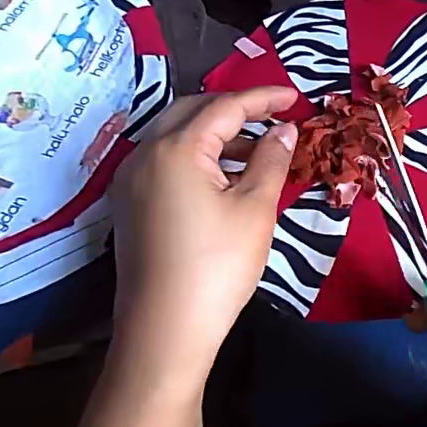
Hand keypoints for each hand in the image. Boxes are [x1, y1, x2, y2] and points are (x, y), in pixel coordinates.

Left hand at [109, 87, 297, 376]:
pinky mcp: (131, 204)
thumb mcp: (256, 207)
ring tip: (259, 148)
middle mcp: (144, 155)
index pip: (224, 107)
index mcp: (176, 149)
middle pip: (192, 112)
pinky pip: (167, 161)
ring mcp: (131, 181)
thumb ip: (271, 158)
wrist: (166, 330)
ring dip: (217, 134)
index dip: (263, 98)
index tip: (295, 96)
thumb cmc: (218, 264)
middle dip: (235, 109)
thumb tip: (284, 129)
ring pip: (177, 136)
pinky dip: (200, 156)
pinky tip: (228, 175)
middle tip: (274, 115)